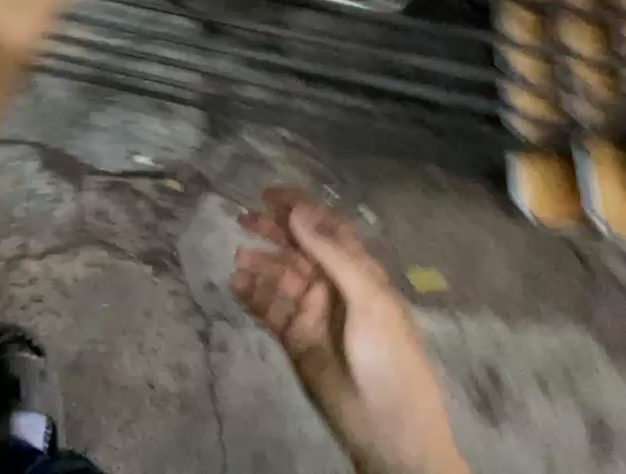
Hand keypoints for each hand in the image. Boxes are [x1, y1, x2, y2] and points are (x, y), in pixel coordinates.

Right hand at [232, 191, 468, 473]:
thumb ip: (332, 253)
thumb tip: (299, 210)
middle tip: (244, 219)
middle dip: (273, 231)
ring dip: (260, 264)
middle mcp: (334, 287)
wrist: (389, 431)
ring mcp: (313, 313)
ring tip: (239, 259)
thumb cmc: (389, 359)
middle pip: (299, 249)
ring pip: (280, 276)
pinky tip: (236, 286)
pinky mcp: (295, 338)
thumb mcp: (369, 300)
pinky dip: (251, 295)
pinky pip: (268, 308)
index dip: (301, 208)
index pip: (328, 230)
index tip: (269, 194)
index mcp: (359, 274)